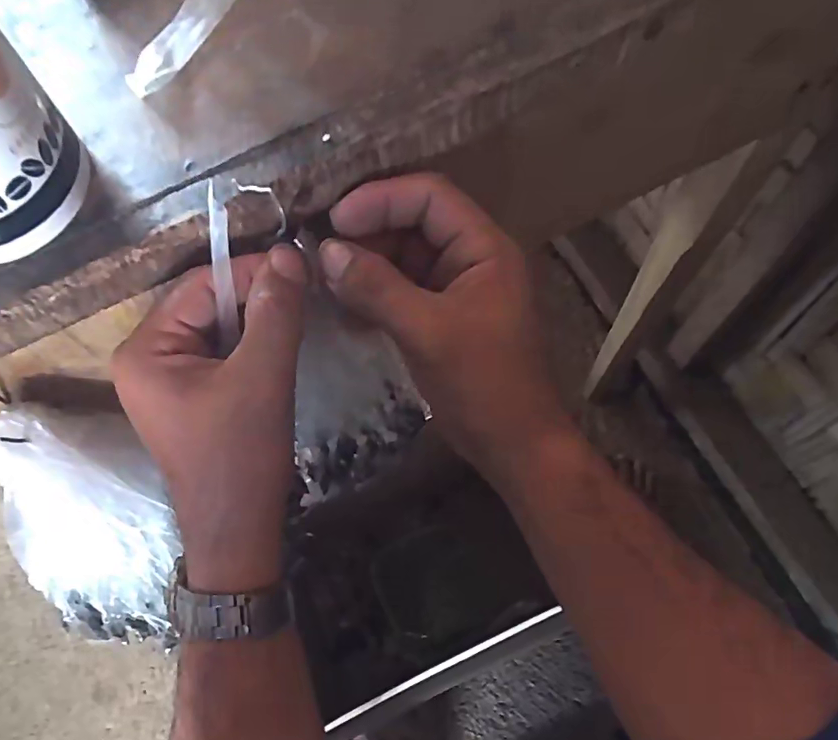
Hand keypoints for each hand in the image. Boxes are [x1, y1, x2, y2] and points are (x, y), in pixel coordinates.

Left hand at [112, 245, 306, 591]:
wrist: (238, 532)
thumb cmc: (241, 458)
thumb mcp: (262, 378)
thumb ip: (275, 313)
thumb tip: (291, 254)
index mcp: (144, 350)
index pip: (199, 286)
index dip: (250, 272)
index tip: (300, 267)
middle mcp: (144, 362)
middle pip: (206, 309)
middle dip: (255, 303)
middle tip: (305, 298)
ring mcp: (165, 387)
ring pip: (217, 336)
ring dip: (257, 329)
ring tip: (298, 327)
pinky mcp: (189, 406)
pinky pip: (220, 363)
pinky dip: (251, 355)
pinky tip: (279, 359)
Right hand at [319, 173, 572, 481]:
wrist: (515, 444)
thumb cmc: (483, 385)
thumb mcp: (428, 332)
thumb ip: (378, 288)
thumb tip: (327, 252)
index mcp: (484, 249)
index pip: (429, 197)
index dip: (379, 199)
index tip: (333, 222)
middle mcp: (473, 262)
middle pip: (414, 227)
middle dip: (368, 238)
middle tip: (323, 258)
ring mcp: (459, 295)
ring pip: (406, 265)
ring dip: (368, 272)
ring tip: (327, 286)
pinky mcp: (445, 325)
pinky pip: (406, 298)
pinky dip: (378, 302)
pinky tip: (347, 316)